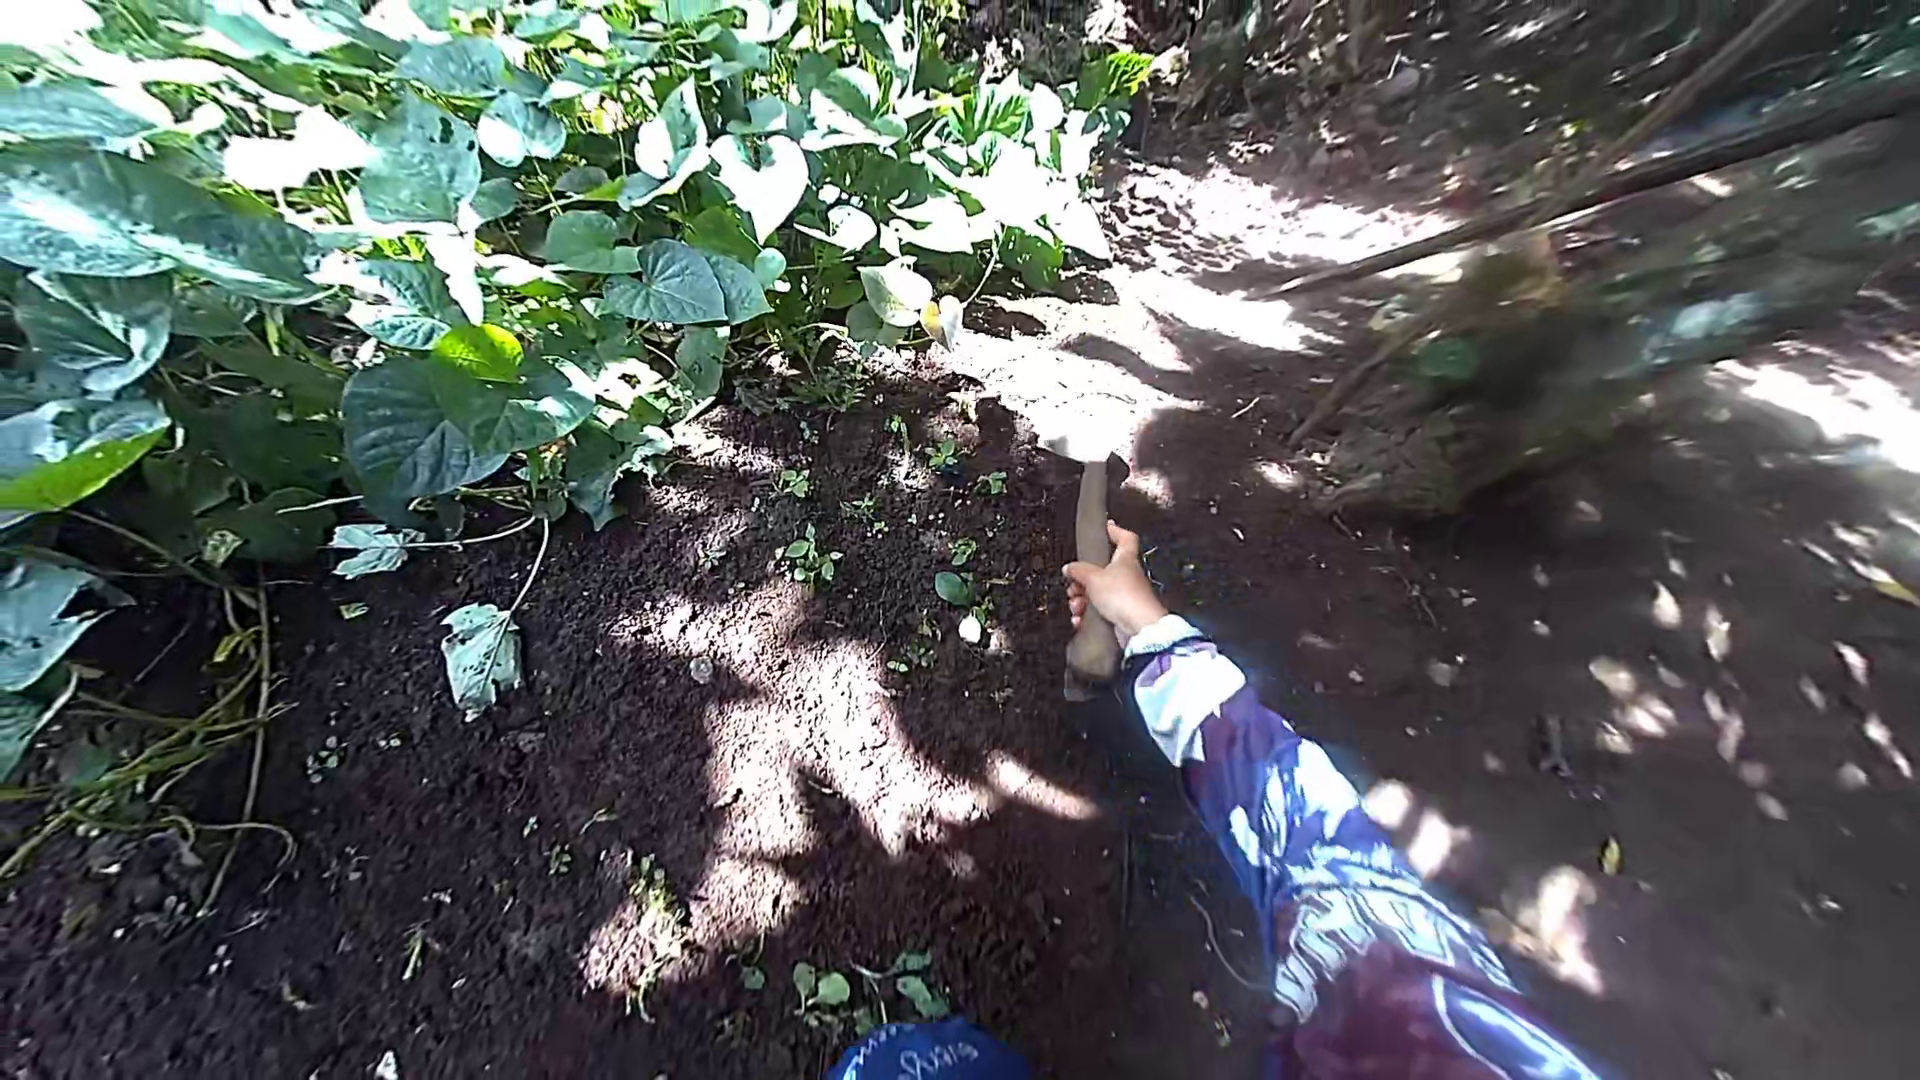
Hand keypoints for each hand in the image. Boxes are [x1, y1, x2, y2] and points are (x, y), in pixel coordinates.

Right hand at [1062, 520, 1168, 646]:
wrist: (1139, 628)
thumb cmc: (1123, 597)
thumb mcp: (1093, 577)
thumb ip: (1079, 570)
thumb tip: (1069, 568)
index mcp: (1125, 560)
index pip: (1125, 538)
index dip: (1115, 531)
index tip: (1105, 528)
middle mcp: (1127, 576)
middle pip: (1102, 570)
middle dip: (1083, 578)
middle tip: (1074, 584)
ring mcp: (1125, 596)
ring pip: (1097, 593)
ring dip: (1082, 599)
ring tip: (1076, 604)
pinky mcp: (1121, 615)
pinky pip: (1099, 612)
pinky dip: (1087, 615)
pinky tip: (1081, 619)